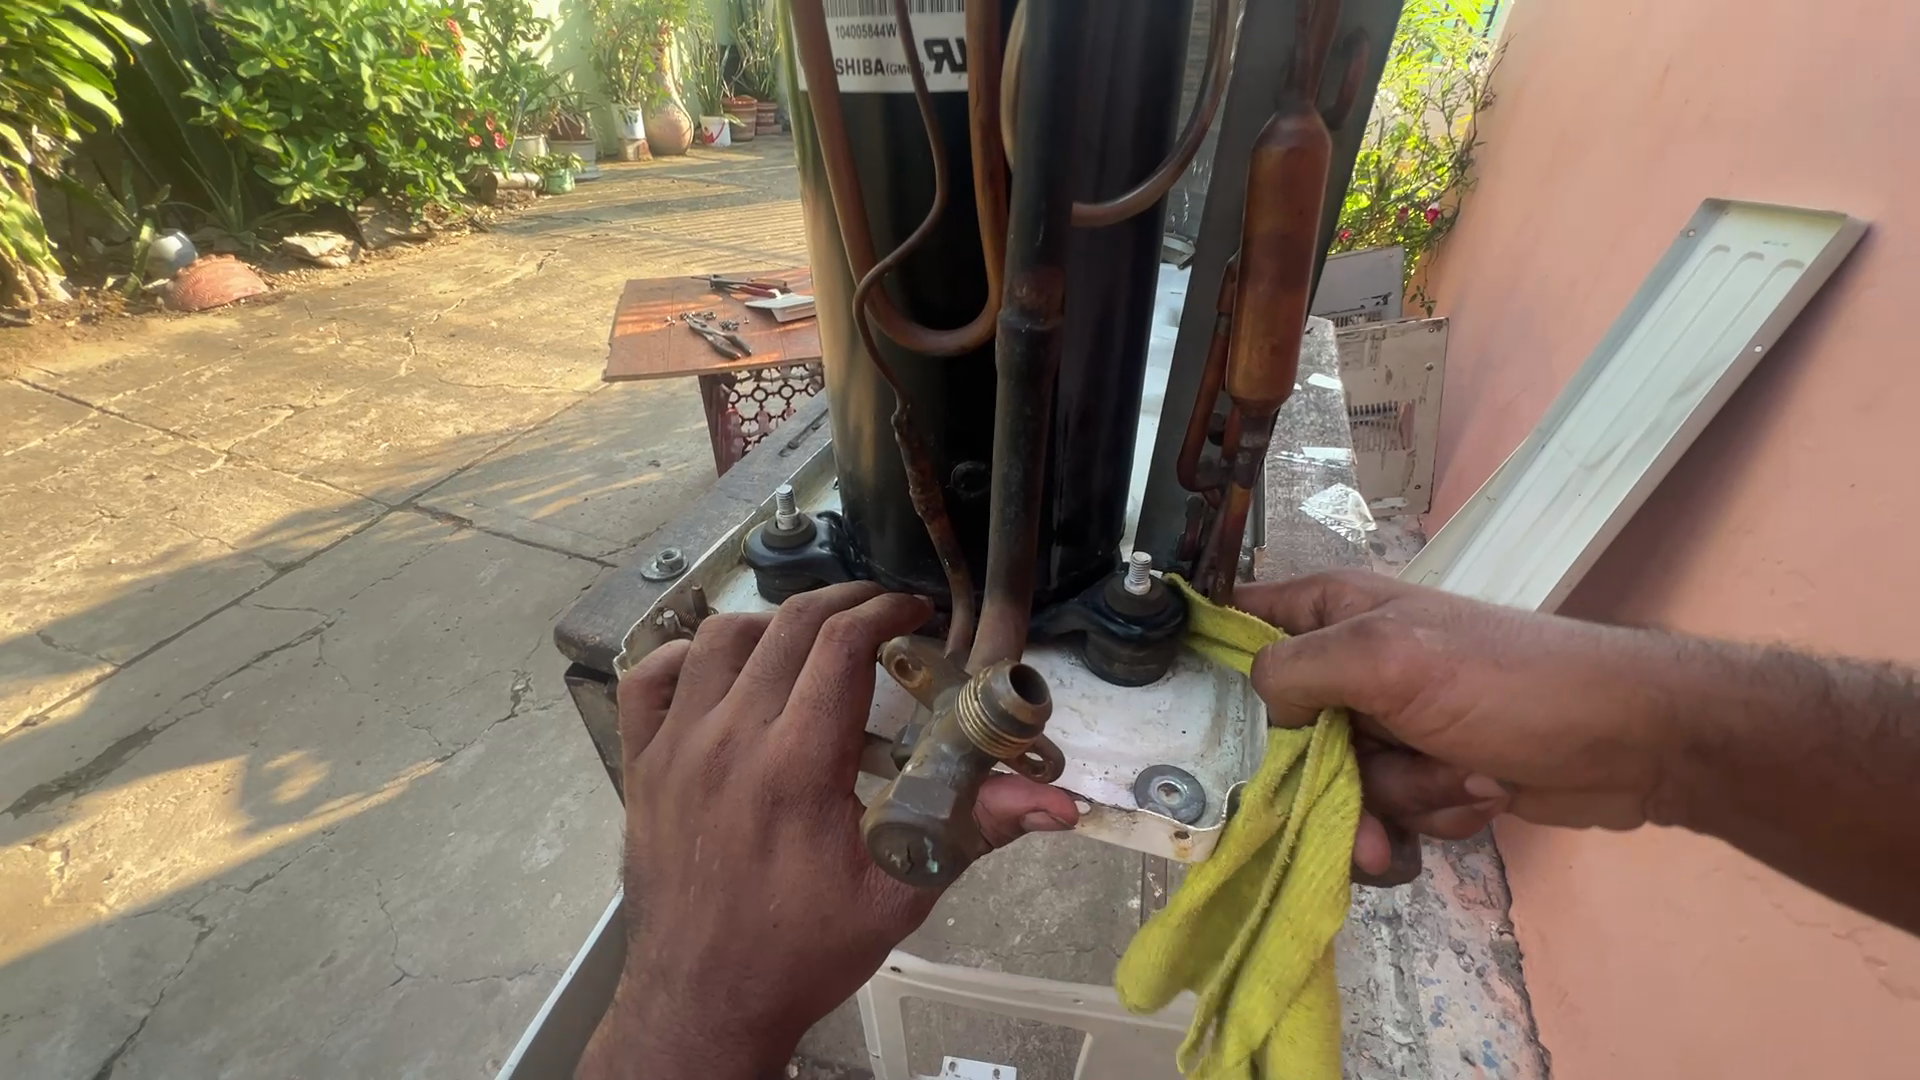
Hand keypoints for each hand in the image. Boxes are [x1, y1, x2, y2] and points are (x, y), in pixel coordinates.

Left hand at [577, 582, 1080, 1079]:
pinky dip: (688, 656)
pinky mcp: (641, 762)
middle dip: (845, 601)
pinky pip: (650, 678)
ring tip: (812, 639)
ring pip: (720, 637)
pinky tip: (723, 671)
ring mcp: (676, 746)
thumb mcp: (901, 895)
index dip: (885, 610)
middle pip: (790, 626)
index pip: (842, 645)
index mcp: (797, 765)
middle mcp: (731, 738)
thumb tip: (1058, 803)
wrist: (702, 1003)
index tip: (913, 611)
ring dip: (775, 622)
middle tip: (879, 612)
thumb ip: (977, 830)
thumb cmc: (805, 949)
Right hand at [1237, 571, 1695, 880]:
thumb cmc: (1505, 680)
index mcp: (1325, 612)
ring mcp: (1376, 719)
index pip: (1236, 623)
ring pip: (1328, 780)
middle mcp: (1341, 662)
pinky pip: (1378, 810)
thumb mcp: (1385, 658)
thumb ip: (1295, 669)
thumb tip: (1255, 701)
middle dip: (1322, 775)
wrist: (1637, 744)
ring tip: (1454, 783)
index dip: (1209, 664)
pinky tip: (1472, 797)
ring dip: (1390, 799)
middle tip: (1360, 800)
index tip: (1195, 719)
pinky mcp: (1411, 769)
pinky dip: (1423, 815)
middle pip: (1277, 728)